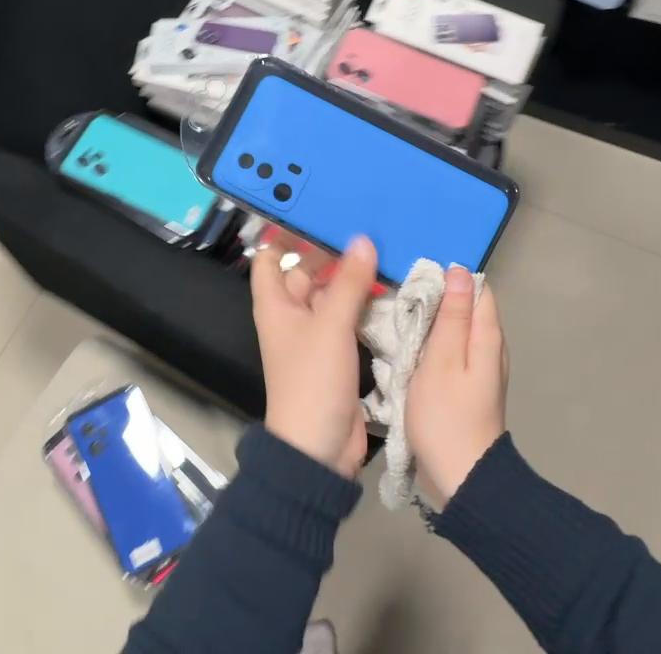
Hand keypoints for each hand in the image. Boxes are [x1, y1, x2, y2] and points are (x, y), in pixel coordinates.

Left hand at [252, 235, 379, 477]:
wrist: (319, 447)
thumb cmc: (312, 380)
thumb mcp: (330, 326)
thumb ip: (349, 283)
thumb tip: (362, 240)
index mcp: (275, 304)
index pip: (269, 258)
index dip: (284, 235)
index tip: (315, 212)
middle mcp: (291, 316)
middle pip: (305, 273)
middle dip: (330, 254)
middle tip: (365, 228)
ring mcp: (313, 336)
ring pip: (331, 296)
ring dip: (352, 279)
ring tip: (384, 251)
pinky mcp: (336, 354)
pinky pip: (347, 319)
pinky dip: (363, 305)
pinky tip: (391, 290)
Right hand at [408, 266, 507, 504]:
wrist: (460, 477)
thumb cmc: (445, 415)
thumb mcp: (441, 359)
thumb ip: (452, 316)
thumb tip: (459, 272)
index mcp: (487, 337)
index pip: (477, 288)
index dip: (449, 278)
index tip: (415, 279)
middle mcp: (489, 348)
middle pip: (467, 308)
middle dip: (437, 298)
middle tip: (399, 299)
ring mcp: (479, 370)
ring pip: (456, 330)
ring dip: (431, 322)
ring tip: (399, 320)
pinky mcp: (465, 387)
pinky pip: (450, 351)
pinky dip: (431, 344)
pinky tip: (409, 349)